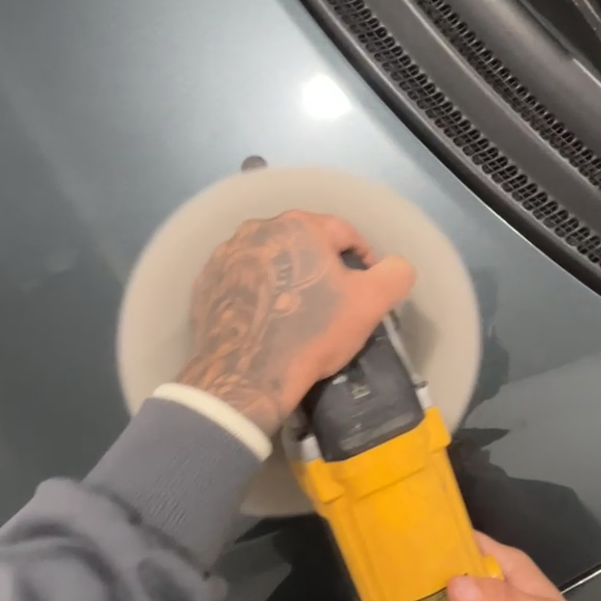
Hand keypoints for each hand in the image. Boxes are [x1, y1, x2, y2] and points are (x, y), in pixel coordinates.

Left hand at [175, 210, 415, 435]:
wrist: (245, 374)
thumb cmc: (312, 331)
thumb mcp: (371, 303)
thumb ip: (395, 273)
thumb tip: (395, 266)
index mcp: (299, 225)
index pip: (344, 232)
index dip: (363, 258)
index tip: (367, 285)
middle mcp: (258, 229)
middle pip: (303, 244)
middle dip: (321, 267)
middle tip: (332, 301)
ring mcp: (226, 256)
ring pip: (270, 260)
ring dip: (287, 277)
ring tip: (297, 311)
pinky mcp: (205, 284)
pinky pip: (242, 281)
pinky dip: (257, 293)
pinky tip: (266, 319)